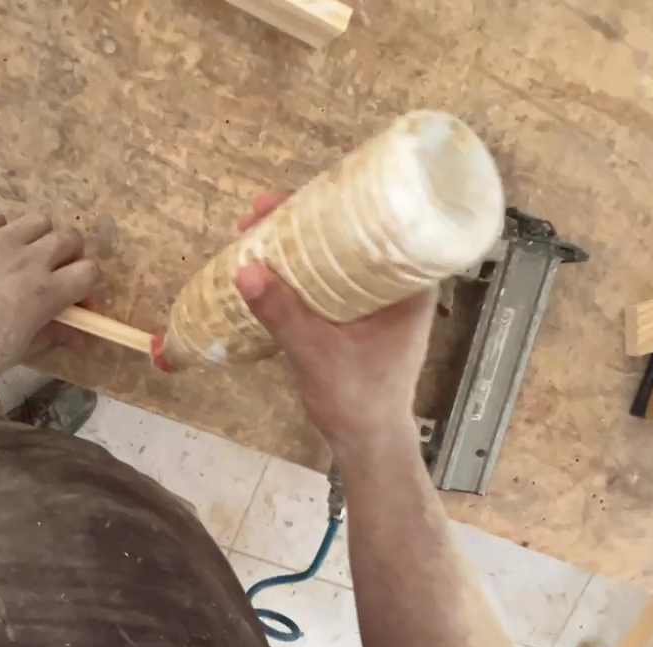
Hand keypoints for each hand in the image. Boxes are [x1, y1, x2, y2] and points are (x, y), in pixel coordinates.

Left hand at [0, 210, 98, 387]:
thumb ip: (48, 334)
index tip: (76, 300)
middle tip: (53, 272)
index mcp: (44, 293)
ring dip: (36, 238)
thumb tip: (73, 333)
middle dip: (68, 255)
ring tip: (18, 258)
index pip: (89, 273)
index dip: (87, 285)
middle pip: (69, 237)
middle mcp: (26, 258)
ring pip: (36, 221)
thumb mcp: (16, 351)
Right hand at [232, 193, 436, 458]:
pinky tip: (270, 268)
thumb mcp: (316, 353)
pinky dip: (298, 272)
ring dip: (296, 245)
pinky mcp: (354, 316)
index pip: (378, 218)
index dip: (333, 200)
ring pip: (335, 256)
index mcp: (408, 282)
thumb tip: (244, 271)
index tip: (290, 199)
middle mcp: (396, 283)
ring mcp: (374, 299)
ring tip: (256, 234)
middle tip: (260, 214)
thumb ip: (283, 314)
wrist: (365, 441)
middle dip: (303, 219)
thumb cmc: (357, 399)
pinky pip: (326, 281)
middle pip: (351, 232)